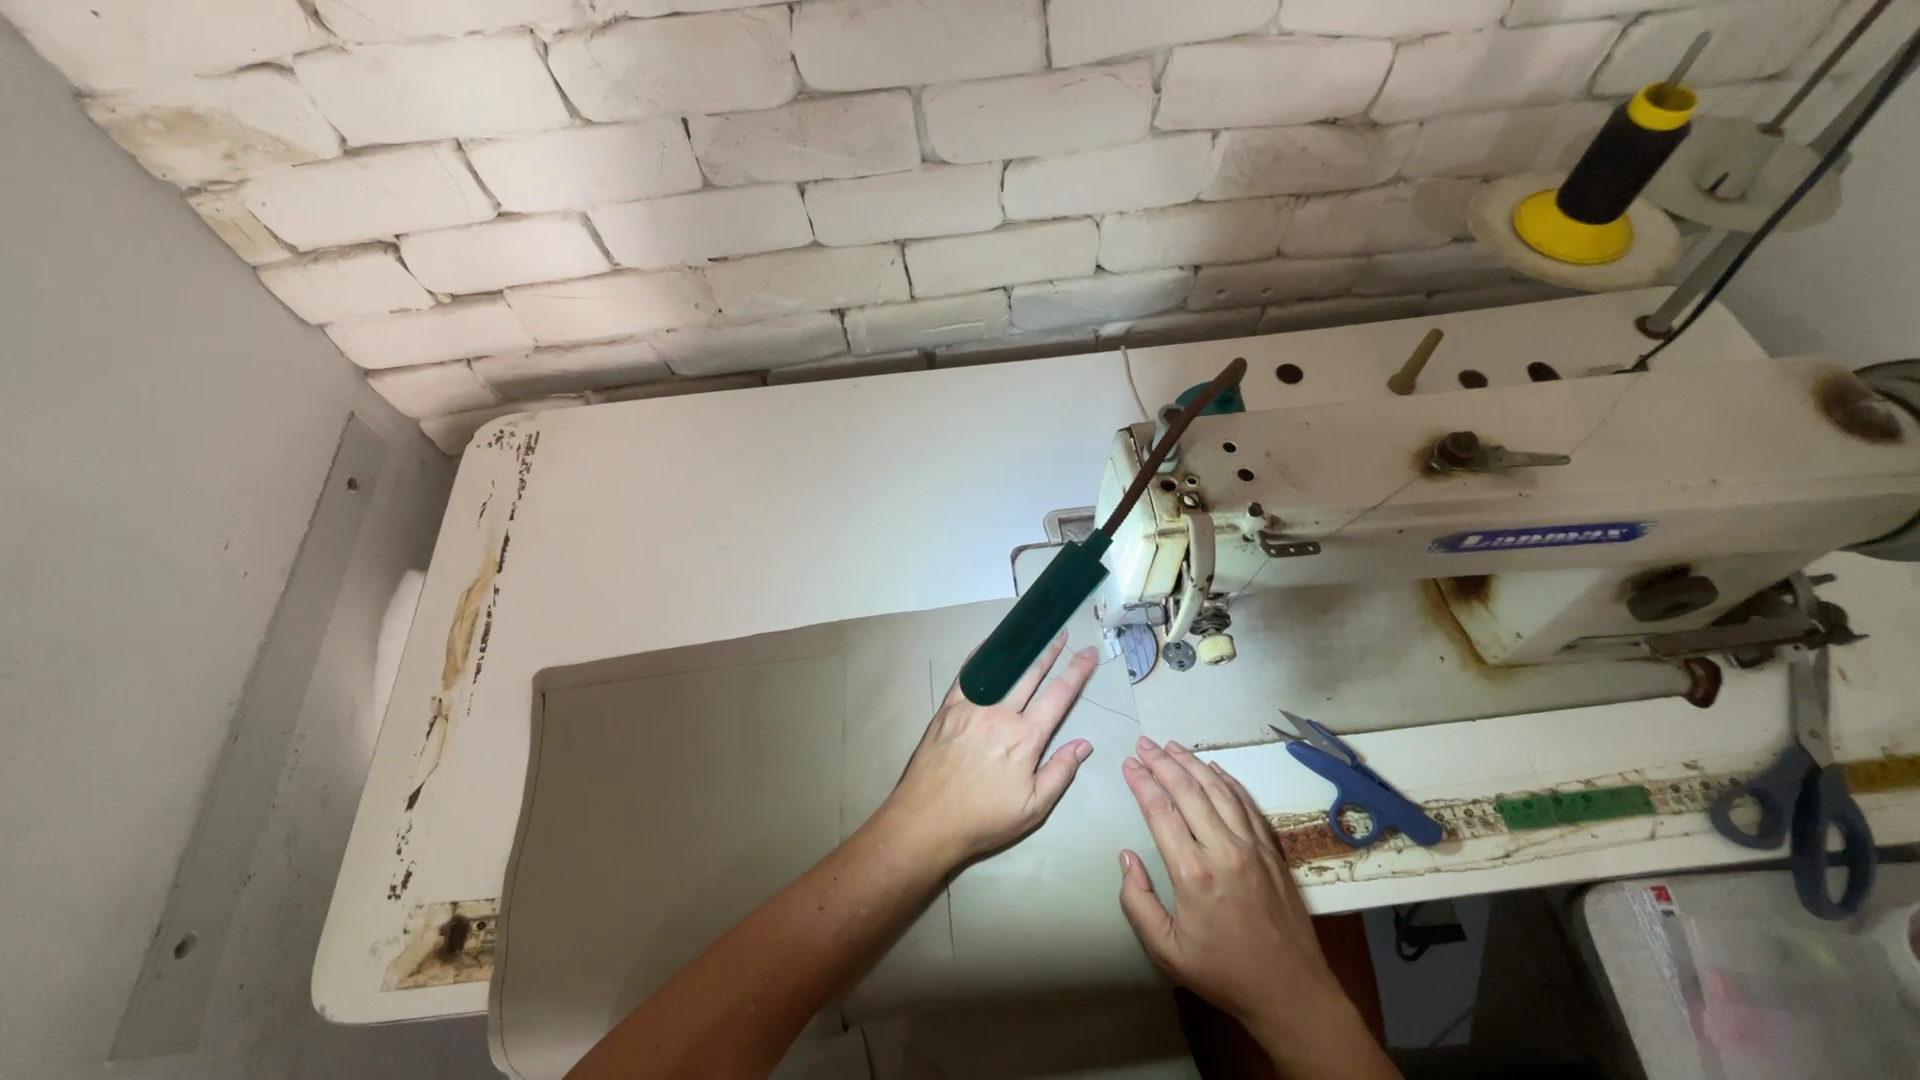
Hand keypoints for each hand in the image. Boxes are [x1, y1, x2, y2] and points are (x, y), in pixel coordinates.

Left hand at [878, 635, 1096, 867]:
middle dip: (1050, 651)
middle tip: (1061, 634)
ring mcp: (970, 708)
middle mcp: (1000, 714)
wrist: (926, 820)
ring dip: (1020, 651)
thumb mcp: (1034, 807)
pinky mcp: (947, 709)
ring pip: (1001, 670)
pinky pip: (967, 675)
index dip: (1077, 671)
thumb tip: (1084, 745)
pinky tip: (990, 649)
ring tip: (1032, 636)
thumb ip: (1061, 772)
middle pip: (1030, 673)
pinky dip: (981, 658)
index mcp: (1026, 737)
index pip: (1060, 695)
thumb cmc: (984, 819)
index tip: (1088, 654)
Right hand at [1119, 739, 1396, 1077]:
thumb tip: (1126, 858)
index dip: (1142, 783)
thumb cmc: (1222, 973)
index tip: (1128, 764)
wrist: (1290, 991)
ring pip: (1220, 791)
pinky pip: (1248, 805)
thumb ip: (1137, 902)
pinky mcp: (1272, 851)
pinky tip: (1214, 769)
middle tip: (1145, 743)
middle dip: (1163, 762)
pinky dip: (1229, 781)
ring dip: (1193, 764)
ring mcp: (1253, 847)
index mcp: (1193, 873)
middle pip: (1189, 791)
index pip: (1161, 812)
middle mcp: (1224, 850)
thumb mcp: (1166, 950)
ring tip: (1172, 746)